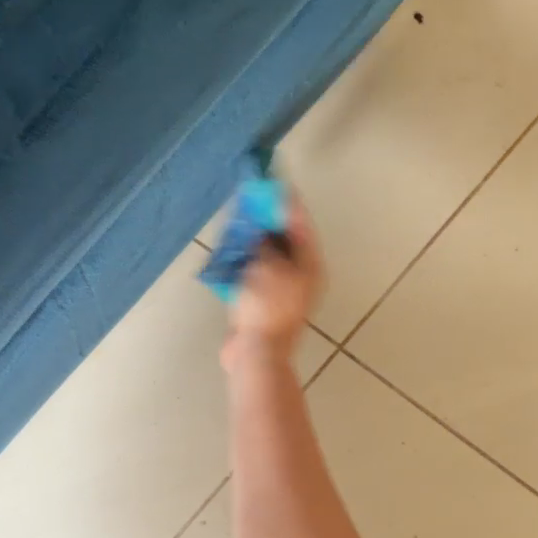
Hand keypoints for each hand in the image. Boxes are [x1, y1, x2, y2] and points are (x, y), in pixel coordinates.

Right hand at [224, 200, 323, 370]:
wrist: (256, 353)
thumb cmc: (267, 307)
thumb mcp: (267, 267)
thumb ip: (264, 244)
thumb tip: (259, 234)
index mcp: (309, 265)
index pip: (301, 225)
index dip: (288, 204)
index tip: (275, 183)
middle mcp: (298, 276)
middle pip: (284, 241)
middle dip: (267, 221)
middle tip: (251, 200)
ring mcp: (279, 291)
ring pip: (266, 258)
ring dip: (251, 241)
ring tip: (237, 221)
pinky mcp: (260, 303)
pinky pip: (252, 275)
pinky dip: (242, 263)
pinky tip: (228, 252)